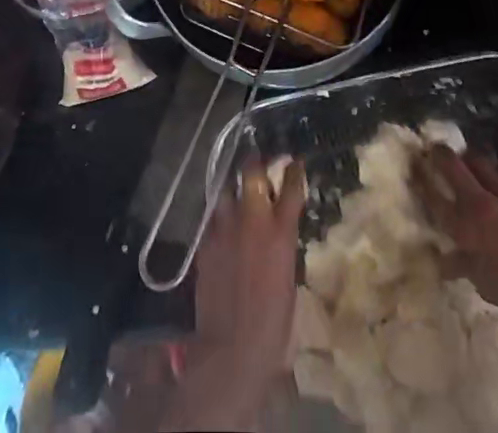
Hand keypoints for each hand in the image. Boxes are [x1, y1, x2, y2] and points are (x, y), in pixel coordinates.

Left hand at [159, 157, 304, 431]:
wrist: (234, 342)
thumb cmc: (275, 321)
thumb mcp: (288, 278)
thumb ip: (280, 246)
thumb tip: (275, 232)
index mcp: (281, 234)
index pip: (290, 190)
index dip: (292, 172)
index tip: (293, 160)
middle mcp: (251, 221)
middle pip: (250, 175)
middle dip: (254, 161)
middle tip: (256, 155)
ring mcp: (223, 228)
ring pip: (223, 189)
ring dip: (229, 183)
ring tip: (231, 178)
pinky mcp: (204, 240)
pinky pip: (210, 216)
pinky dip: (216, 213)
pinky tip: (217, 215)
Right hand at [416, 147, 497, 337]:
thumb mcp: (485, 284)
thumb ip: (460, 264)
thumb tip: (442, 259)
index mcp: (463, 228)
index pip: (430, 193)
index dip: (418, 176)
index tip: (412, 165)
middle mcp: (480, 204)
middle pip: (451, 164)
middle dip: (438, 154)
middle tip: (433, 150)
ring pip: (480, 161)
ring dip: (468, 158)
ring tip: (464, 158)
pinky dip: (497, 169)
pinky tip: (496, 173)